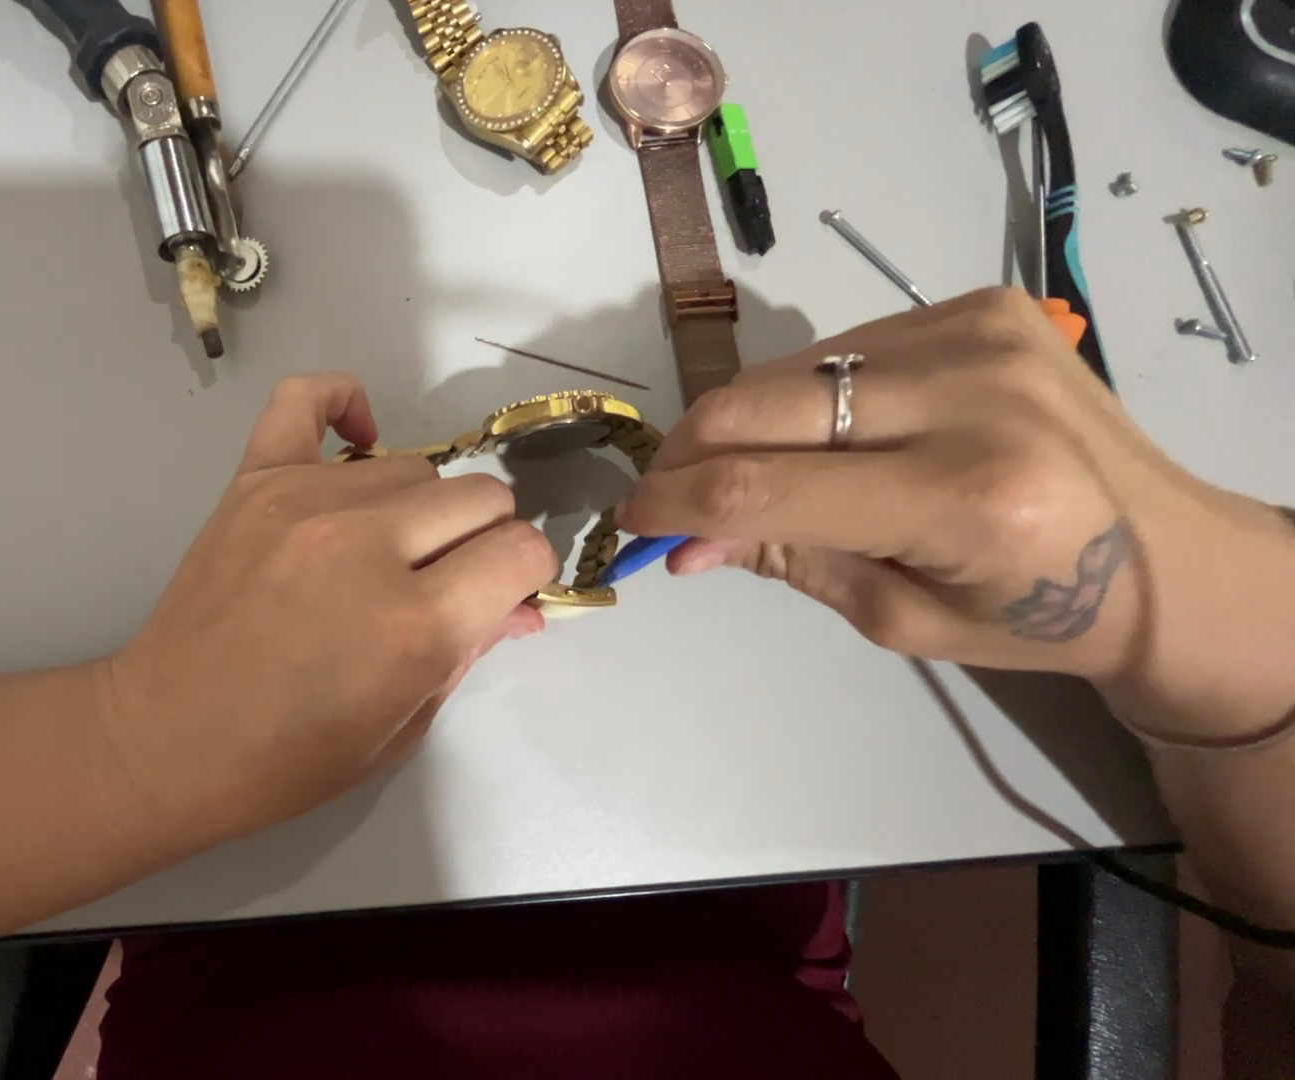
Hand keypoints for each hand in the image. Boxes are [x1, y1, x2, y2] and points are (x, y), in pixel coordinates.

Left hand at [103, 374, 555, 847]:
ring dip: (419, 508)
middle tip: (446, 578)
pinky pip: (305, 399)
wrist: (169, 737)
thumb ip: (471, 651)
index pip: (521, 551)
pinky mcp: (253, 480)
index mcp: (415, 623)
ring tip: (382, 549)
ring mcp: (305, 500)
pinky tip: (355, 440)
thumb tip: (524, 604)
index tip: (500, 593)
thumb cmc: (289, 757)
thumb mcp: (402, 727)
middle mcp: (368, 545)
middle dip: (484, 539)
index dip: (525, 574)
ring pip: (413, 466)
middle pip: (481, 496)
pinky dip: (342, 403)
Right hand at [618, 287, 1286, 688]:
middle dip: (683, 455)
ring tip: (733, 472)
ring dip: (730, 428)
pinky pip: (826, 352)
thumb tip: (680, 541)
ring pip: (779, 374)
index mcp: (966, 499)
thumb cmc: (1029, 613)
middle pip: (755, 408)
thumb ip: (782, 559)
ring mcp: (976, 335)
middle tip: (665, 494)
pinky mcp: (976, 308)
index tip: (631, 519)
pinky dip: (788, 400)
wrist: (1172, 558)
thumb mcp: (892, 616)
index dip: (673, 501)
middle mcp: (974, 397)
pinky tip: (804, 436)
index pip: (762, 487)